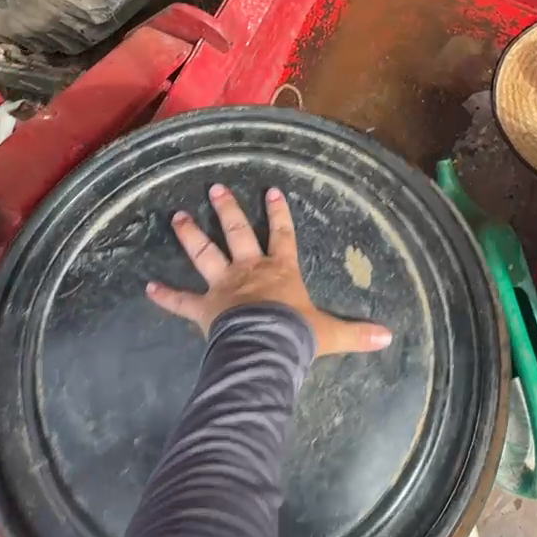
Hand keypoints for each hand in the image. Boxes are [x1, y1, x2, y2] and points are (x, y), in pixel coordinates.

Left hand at [146, 183, 392, 356]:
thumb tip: (388, 336)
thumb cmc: (297, 335)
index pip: (283, 235)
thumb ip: (357, 334)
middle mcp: (250, 270)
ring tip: (177, 216)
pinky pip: (181, 301)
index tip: (271, 189)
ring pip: (205, 254)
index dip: (279, 213)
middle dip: (227, 210)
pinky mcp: (204, 308)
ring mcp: (223, 286)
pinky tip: (148, 288)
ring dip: (190, 235)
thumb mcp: (331, 334)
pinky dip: (165, 296)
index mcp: (280, 271)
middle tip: (214, 188)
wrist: (266, 348)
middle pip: (237, 233)